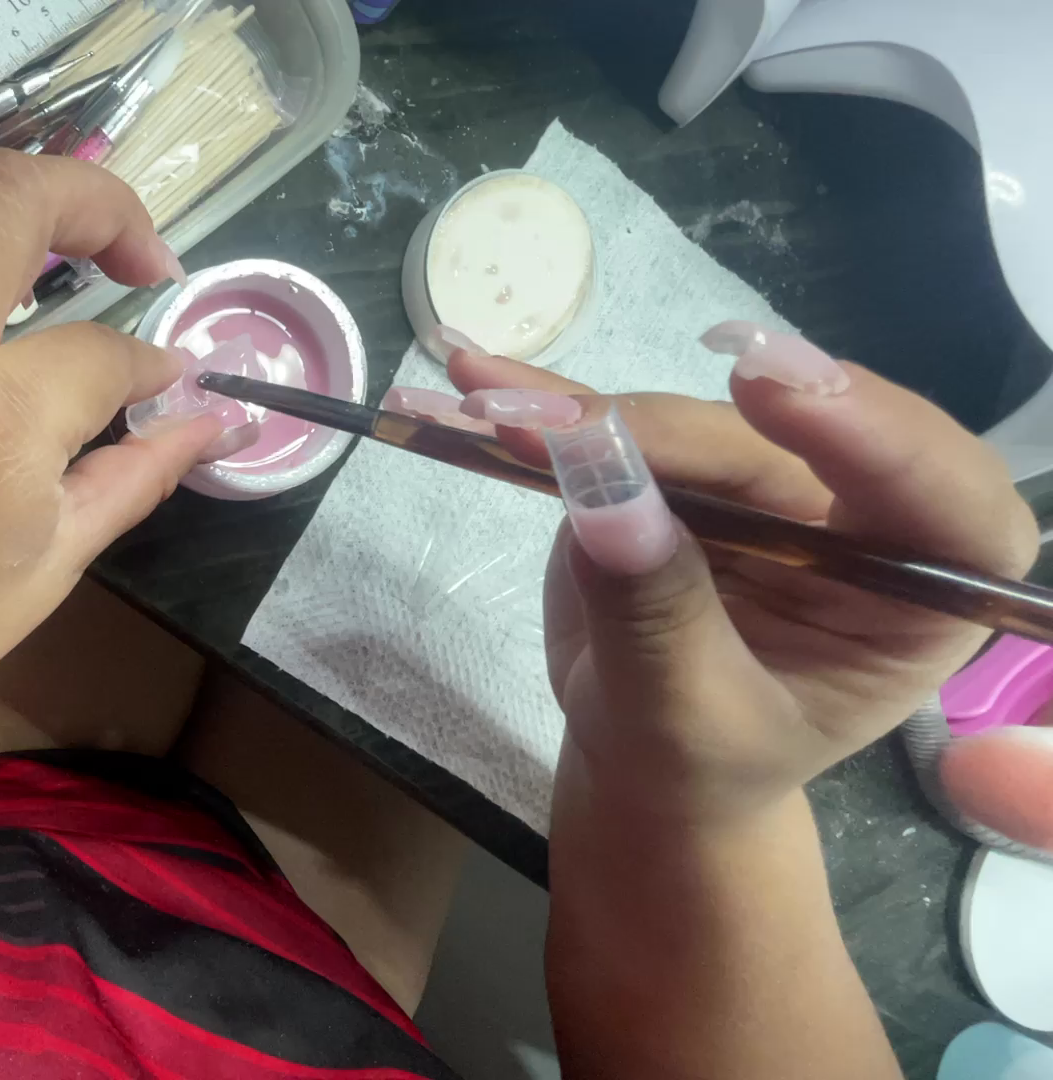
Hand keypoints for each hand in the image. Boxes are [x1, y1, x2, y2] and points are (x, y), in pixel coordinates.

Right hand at [412, 325, 1038, 819]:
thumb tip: (604, 506)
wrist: (638, 756)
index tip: (761, 385)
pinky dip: (533, 418)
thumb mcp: (680, 710)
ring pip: (662, 427)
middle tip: (528, 421)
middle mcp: (832, 515)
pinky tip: (476, 388)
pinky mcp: (654, 481)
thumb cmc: (691, 758)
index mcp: (905, 586)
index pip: (928, 495)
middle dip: (637, 427)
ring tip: (475, 391)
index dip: (861, 429)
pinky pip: (598, 439)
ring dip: (563, 408)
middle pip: (751, 445)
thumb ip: (653, 611)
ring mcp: (736, 490)